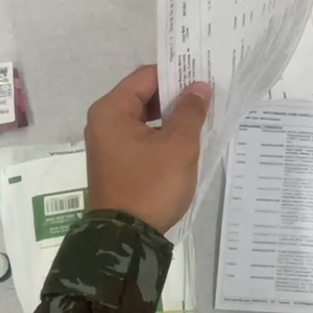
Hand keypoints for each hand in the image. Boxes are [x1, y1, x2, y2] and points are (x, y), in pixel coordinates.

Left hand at [84, 65, 210, 231]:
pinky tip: (186, 140)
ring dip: (171, 117)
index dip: (176, 74)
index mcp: (111, 110)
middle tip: (208, 97)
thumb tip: (199, 87)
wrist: (127, 237)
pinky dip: (162, 135)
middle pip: (143, 95)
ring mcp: (109, 144)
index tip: (205, 77)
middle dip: (175, 96)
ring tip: (202, 118)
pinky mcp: (117, 162)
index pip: (146, 76)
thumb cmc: (151, 186)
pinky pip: (142, 137)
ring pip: (144, 118)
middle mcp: (104, 122)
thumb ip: (190, 111)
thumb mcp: (178, 146)